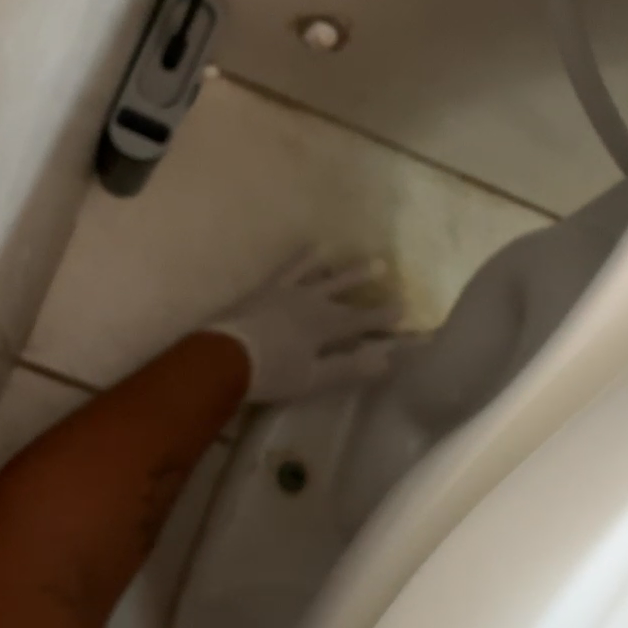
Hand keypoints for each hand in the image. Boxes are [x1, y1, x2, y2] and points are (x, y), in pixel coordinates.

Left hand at [205, 252, 406, 402]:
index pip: (362, 319)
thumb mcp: (313, 378)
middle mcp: (310, 301)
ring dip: (336, 265)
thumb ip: (349, 367)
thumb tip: (387, 360)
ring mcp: (286, 292)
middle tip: (383, 265)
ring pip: (318, 273)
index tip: (404, 307)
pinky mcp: (264, 289)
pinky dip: (301, 259)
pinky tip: (308, 251)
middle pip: (342, 289)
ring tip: (340, 249)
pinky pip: (288, 269)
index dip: (383, 315)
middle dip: (363, 280)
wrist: (223, 356)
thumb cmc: (271, 373)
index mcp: (326, 324)